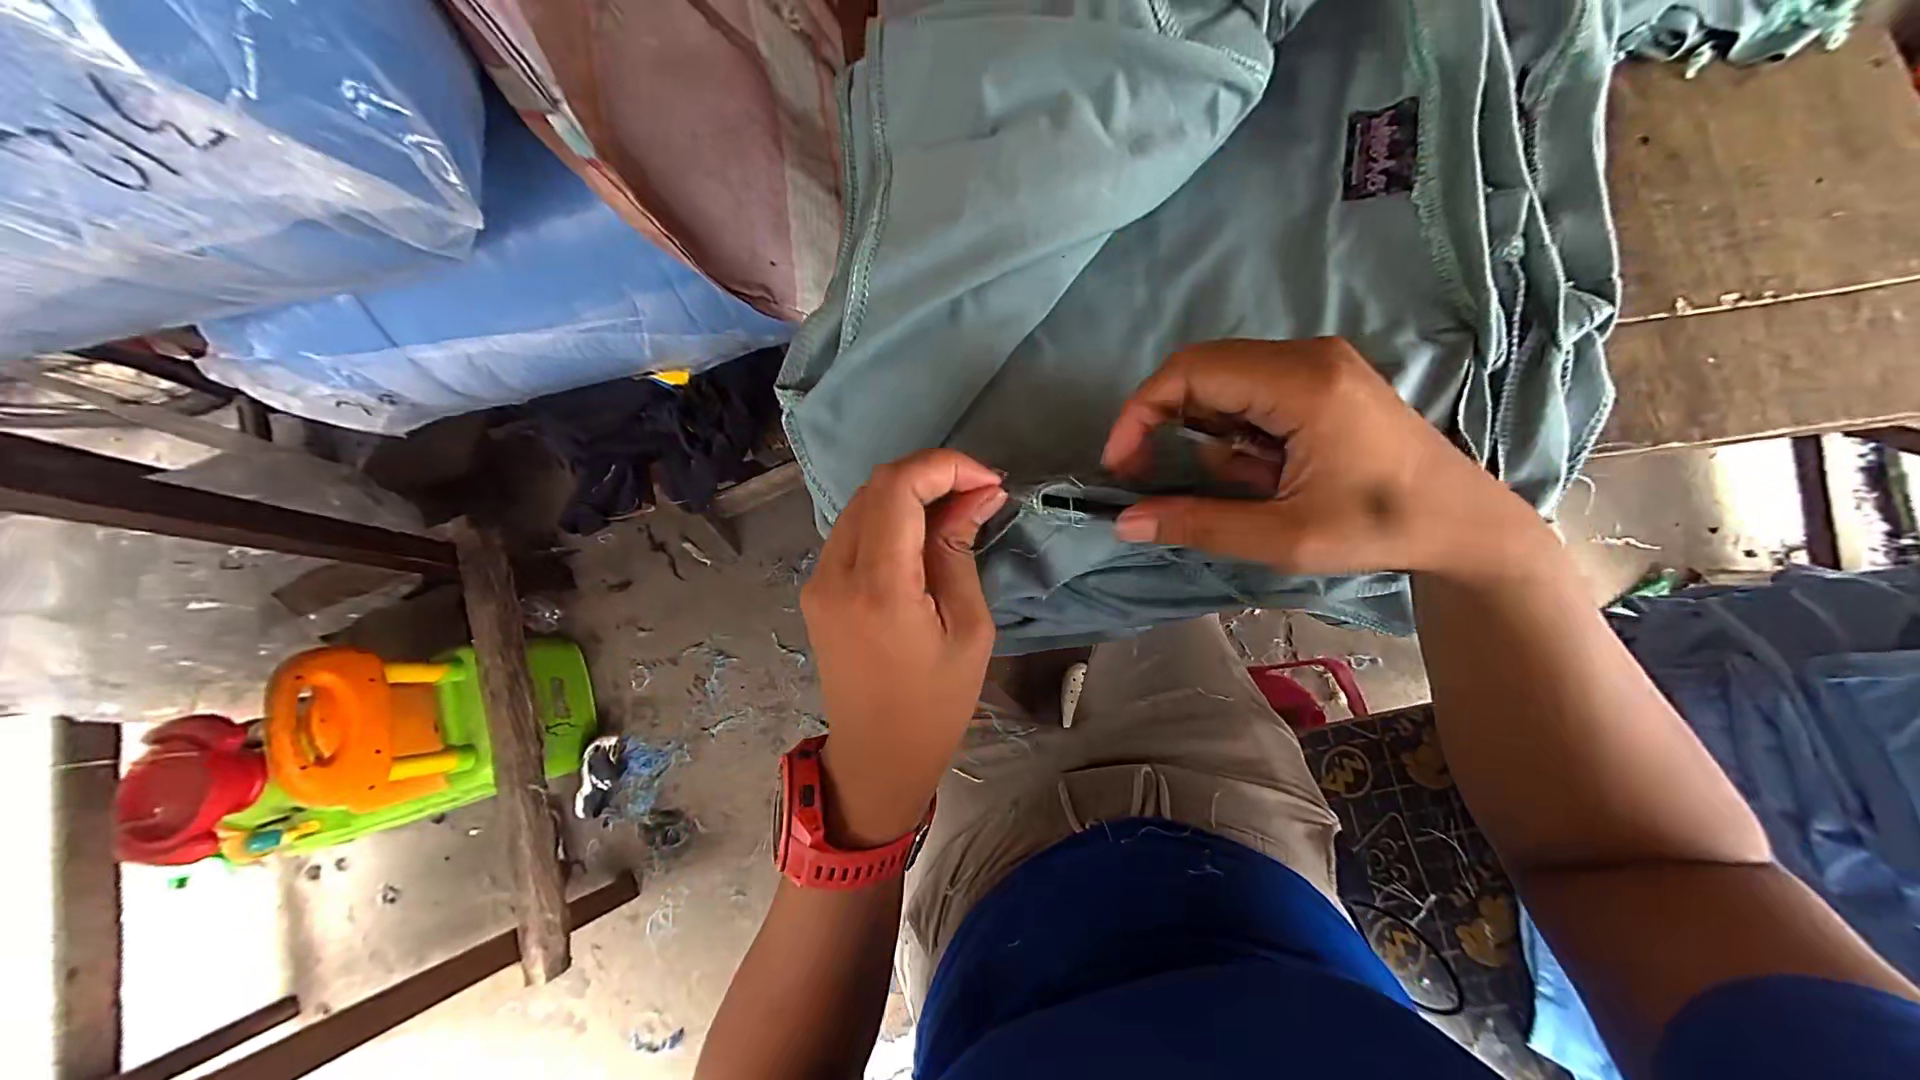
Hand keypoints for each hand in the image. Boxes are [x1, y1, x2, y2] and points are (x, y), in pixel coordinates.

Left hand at [801, 449, 1006, 847]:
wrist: (878, 755)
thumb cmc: (936, 704)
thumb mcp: (969, 628)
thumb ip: (961, 551)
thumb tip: (979, 494)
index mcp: (878, 588)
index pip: (897, 487)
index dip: (944, 466)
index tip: (986, 480)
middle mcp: (834, 574)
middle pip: (876, 486)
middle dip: (931, 475)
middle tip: (977, 494)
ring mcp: (817, 580)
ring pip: (862, 503)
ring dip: (910, 493)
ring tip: (956, 512)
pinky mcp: (816, 588)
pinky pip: (853, 530)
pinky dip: (890, 517)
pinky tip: (922, 535)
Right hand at [1101, 337, 1558, 582]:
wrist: (1465, 524)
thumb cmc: (1380, 529)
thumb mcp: (1281, 538)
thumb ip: (1197, 524)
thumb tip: (1124, 522)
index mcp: (1303, 384)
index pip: (1191, 371)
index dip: (1140, 412)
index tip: (1119, 464)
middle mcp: (1307, 355)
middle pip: (1200, 370)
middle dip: (1163, 422)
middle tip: (1148, 477)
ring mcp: (1316, 362)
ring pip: (1220, 381)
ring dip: (1204, 433)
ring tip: (1238, 485)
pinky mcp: (1319, 378)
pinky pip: (1247, 391)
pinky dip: (1231, 432)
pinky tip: (1259, 470)